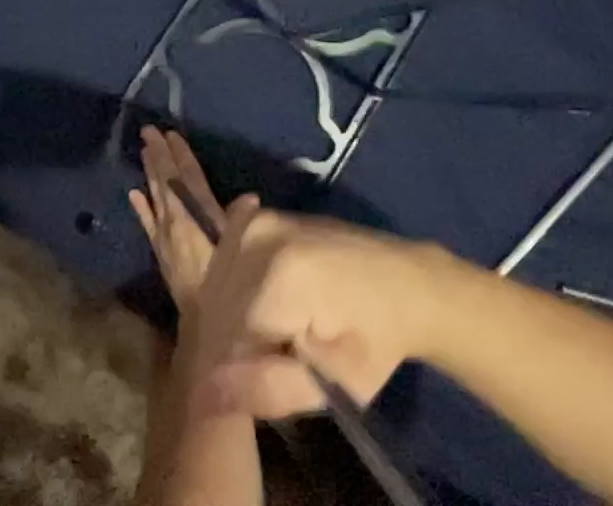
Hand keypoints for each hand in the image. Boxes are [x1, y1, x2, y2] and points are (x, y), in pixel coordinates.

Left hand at [127, 126, 257, 312]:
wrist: (204, 329)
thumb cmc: (225, 290)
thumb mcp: (238, 256)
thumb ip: (242, 225)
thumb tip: (249, 198)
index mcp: (194, 219)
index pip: (186, 179)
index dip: (179, 156)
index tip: (170, 133)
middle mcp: (175, 224)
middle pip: (166, 183)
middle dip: (159, 156)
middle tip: (148, 131)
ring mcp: (165, 238)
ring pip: (155, 198)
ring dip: (150, 174)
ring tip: (144, 152)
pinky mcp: (163, 254)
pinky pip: (148, 224)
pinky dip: (142, 208)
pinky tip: (134, 194)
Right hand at [190, 198, 430, 419]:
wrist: (409, 286)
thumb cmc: (377, 342)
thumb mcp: (332, 384)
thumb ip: (266, 389)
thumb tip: (202, 395)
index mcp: (279, 279)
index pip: (224, 340)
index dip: (242, 370)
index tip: (275, 378)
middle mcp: (260, 238)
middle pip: (217, 309)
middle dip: (237, 342)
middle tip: (281, 356)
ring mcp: (260, 221)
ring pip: (218, 287)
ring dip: (235, 316)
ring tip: (279, 331)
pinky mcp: (261, 217)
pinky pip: (227, 263)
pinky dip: (237, 288)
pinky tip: (272, 298)